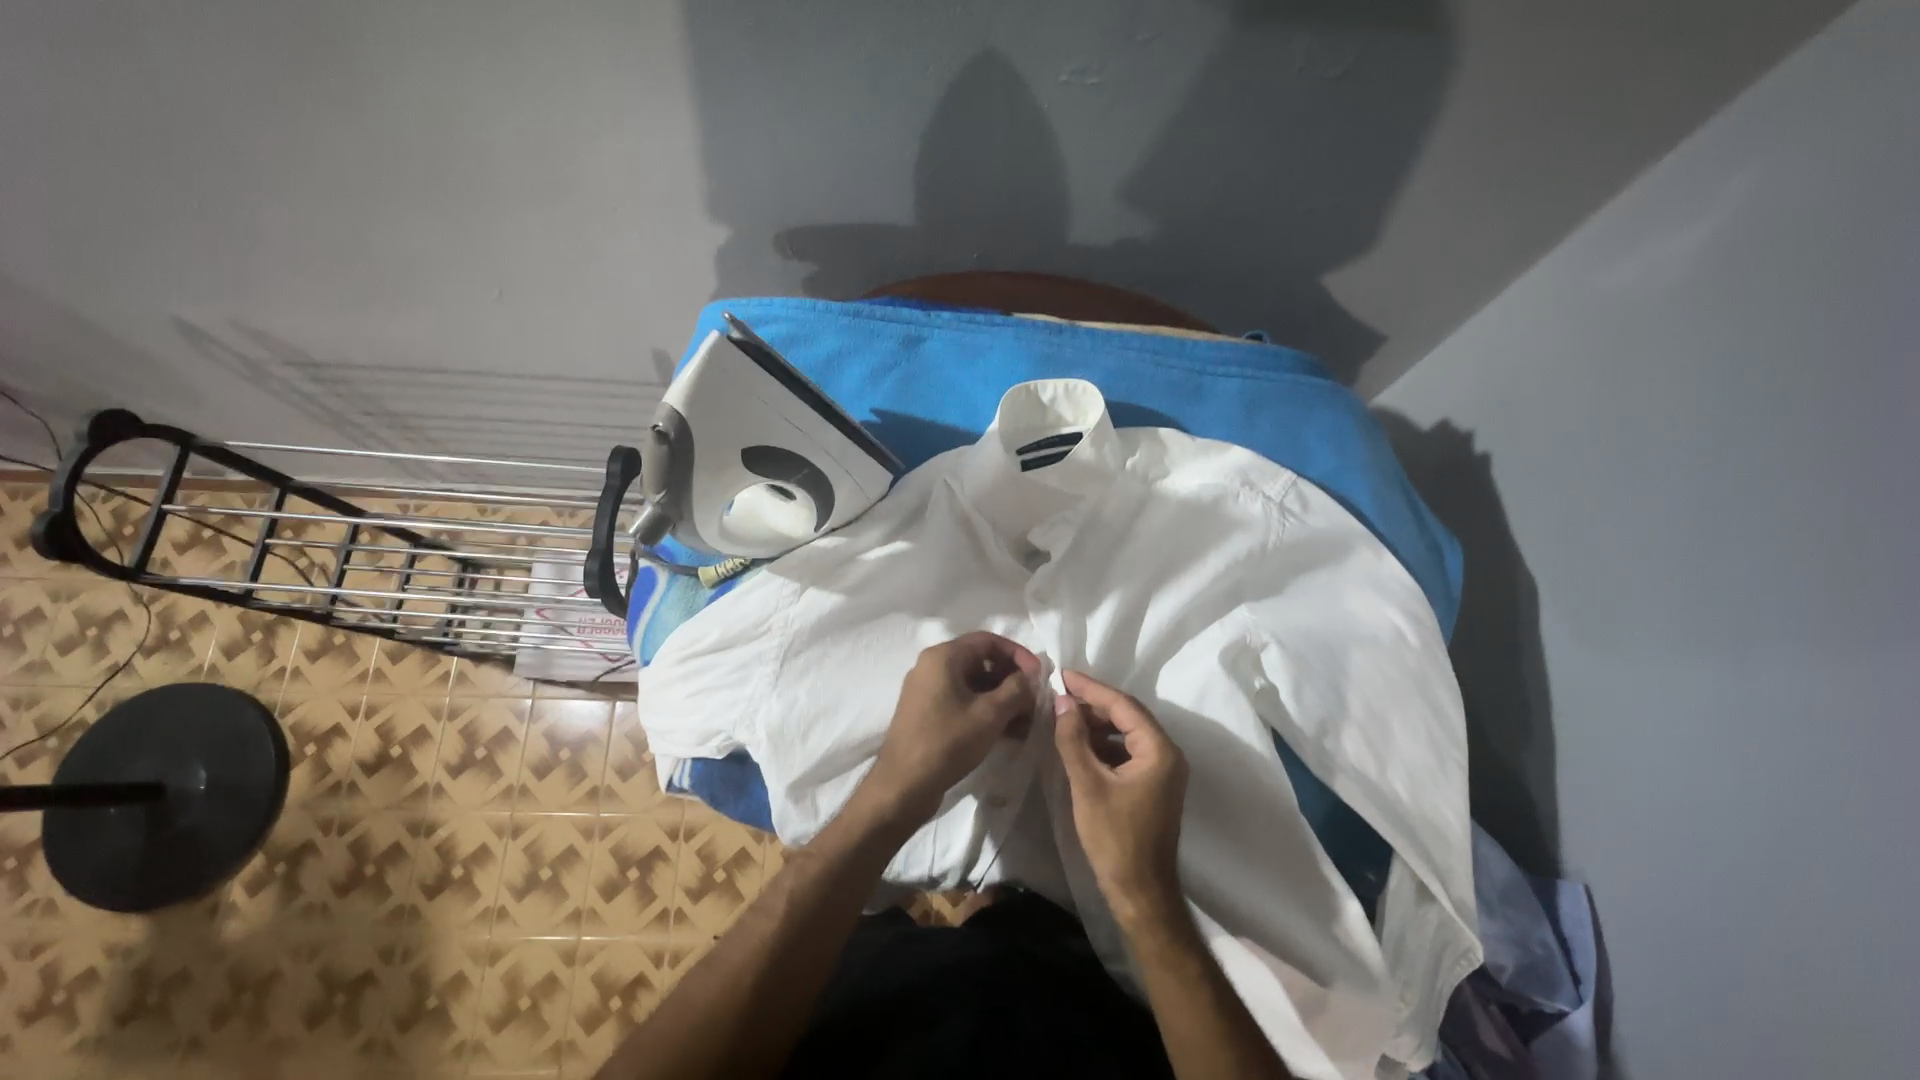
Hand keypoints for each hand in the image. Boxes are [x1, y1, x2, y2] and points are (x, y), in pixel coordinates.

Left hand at [864, 632, 1040, 824]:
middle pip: (982, 662)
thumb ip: (1017, 689)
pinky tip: (1010, 733)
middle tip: (1035, 703)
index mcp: (943, 657)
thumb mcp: (990, 714)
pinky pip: (964, 703)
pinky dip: (986, 713)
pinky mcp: (929, 715)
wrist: (904, 785)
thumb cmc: (948, 741)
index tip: (1040, 676)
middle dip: (1012, 681)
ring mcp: (928, 692)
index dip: (1018, 654)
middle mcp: (932, 667)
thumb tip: (1030, 677)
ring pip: (974, 686)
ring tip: (1028, 723)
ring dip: (1003, 700)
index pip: (988, 640)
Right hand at [1053, 670, 1189, 919]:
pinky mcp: (1153, 787)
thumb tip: (1062, 703)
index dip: (1091, 689)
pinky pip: (1128, 753)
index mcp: (1159, 751)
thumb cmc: (1115, 838)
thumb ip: (1074, 740)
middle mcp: (1168, 755)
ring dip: (1097, 725)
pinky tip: (1079, 746)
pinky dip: (1104, 746)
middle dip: (1093, 705)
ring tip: (1064, 717)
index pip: (1123, 705)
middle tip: (1059, 695)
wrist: (1140, 891)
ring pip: (1128, 735)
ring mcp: (1163, 772)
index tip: (1063, 675)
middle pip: (1128, 717)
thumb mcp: (1088, 785)